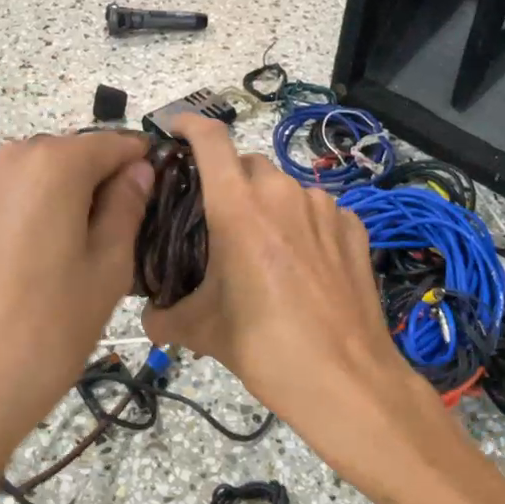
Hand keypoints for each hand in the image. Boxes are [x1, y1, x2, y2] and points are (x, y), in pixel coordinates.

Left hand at [0, 130, 152, 503]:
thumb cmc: (49, 327)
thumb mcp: (108, 266)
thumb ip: (128, 205)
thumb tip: (140, 170)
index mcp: (53, 161)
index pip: (116, 143)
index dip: (146, 165)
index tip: (168, 198)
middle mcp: (15, 157)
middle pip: (81, 154)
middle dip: (111, 183)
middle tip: (134, 235)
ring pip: (53, 173)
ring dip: (81, 198)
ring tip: (98, 252)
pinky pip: (27, 192)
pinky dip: (51, 209)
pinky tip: (62, 255)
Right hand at [141, 116, 428, 469]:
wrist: (346, 379)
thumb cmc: (265, 348)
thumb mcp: (204, 331)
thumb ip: (167, 315)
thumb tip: (150, 319)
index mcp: (237, 206)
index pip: (210, 139)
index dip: (189, 124)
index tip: (175, 127)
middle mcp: (281, 192)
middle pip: (246, 165)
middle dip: (229, 183)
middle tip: (220, 222)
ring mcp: (323, 206)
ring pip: (284, 188)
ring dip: (268, 206)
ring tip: (264, 251)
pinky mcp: (354, 225)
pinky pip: (318, 211)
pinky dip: (304, 226)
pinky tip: (303, 265)